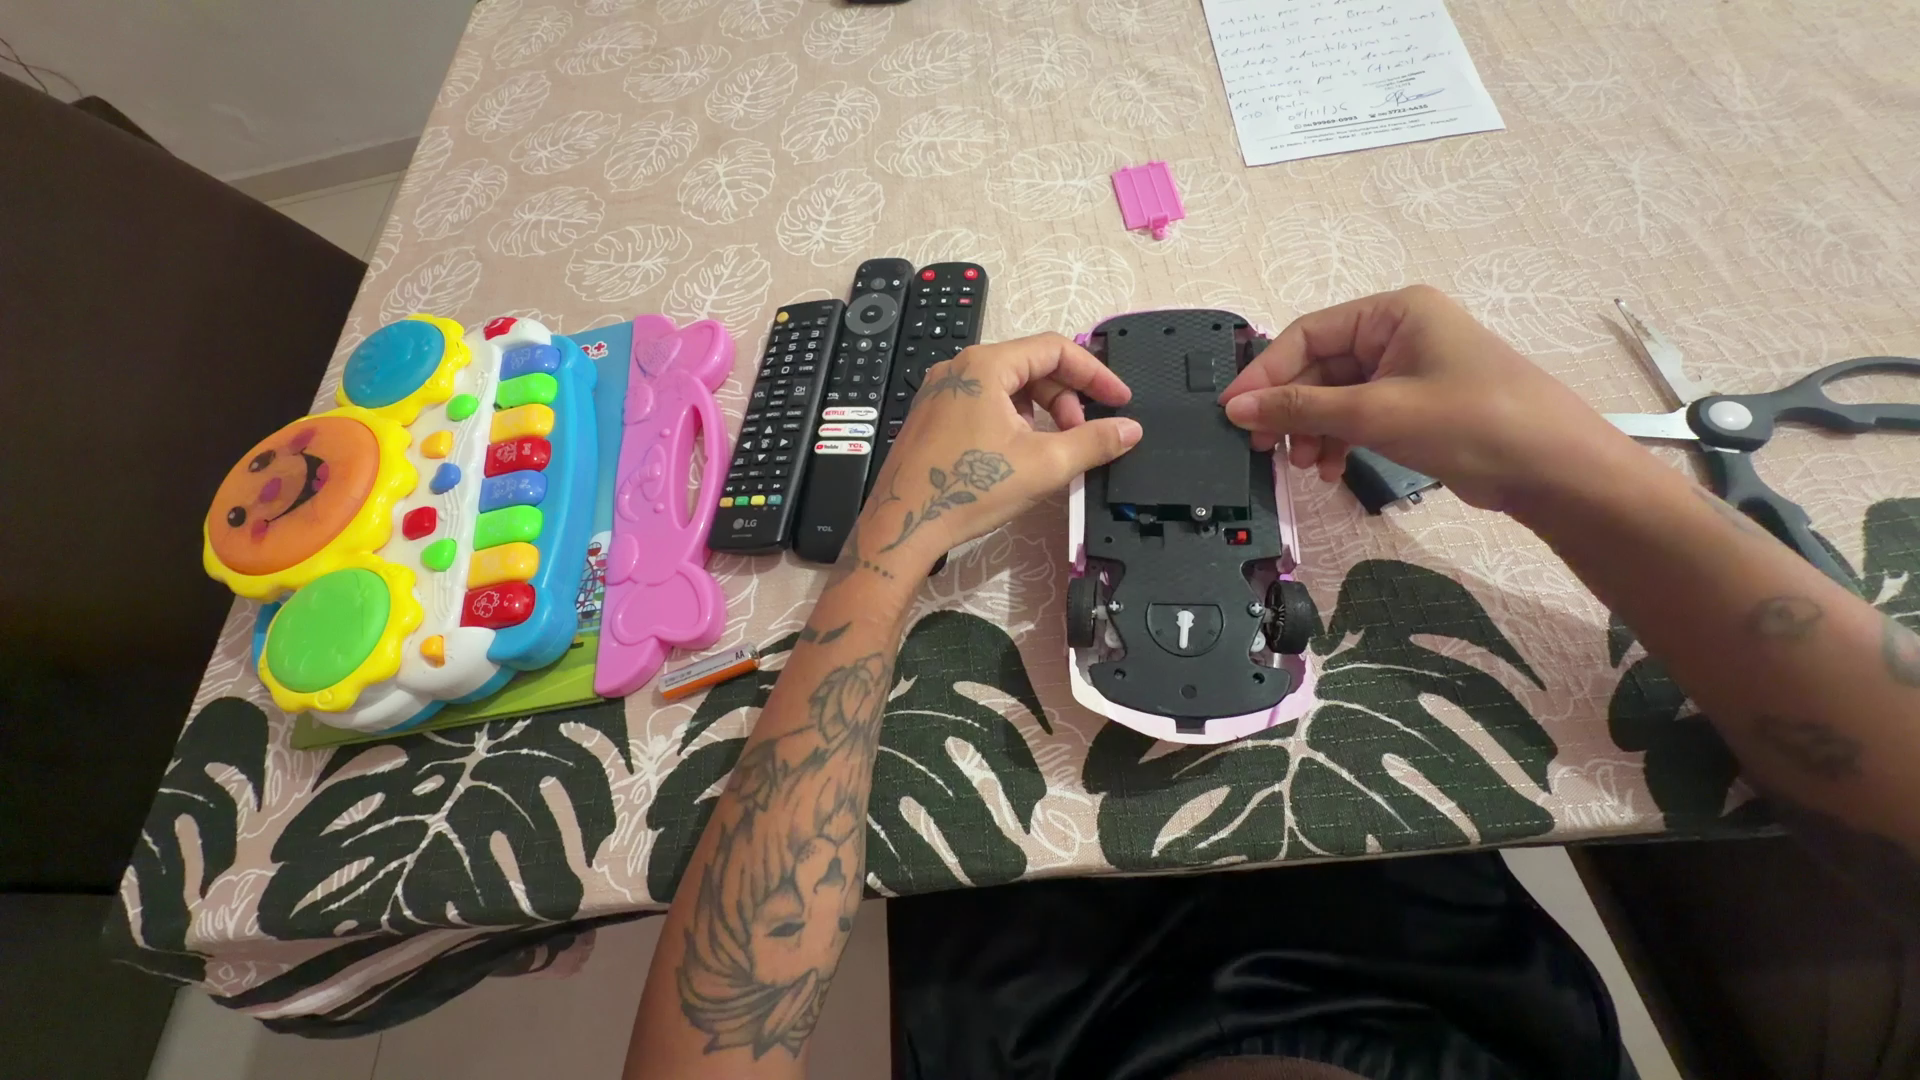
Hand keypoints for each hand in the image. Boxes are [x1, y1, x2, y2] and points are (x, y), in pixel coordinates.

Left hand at [848, 333, 1141, 576]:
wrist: (904, 525)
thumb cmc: (967, 489)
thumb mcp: (1044, 465)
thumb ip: (1094, 441)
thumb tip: (1129, 429)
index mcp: (985, 366)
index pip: (1055, 349)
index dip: (1095, 373)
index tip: (1119, 399)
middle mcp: (958, 369)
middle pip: (1030, 366)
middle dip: (1066, 397)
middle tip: (1083, 433)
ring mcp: (940, 393)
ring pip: (1007, 387)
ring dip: (1040, 411)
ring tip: (1053, 448)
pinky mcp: (932, 417)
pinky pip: (984, 404)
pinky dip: (1012, 420)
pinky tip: (1020, 453)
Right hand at [1217, 285, 1647, 510]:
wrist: (1554, 471)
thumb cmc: (1472, 423)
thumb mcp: (1376, 413)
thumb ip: (1300, 409)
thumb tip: (1235, 408)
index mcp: (1393, 313)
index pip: (1307, 335)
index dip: (1264, 373)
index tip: (1231, 410)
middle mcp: (1395, 334)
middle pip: (1316, 368)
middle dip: (1289, 410)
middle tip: (1262, 446)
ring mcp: (1403, 372)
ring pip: (1331, 398)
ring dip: (1311, 432)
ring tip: (1304, 465)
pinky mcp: (1410, 406)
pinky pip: (1354, 418)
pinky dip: (1336, 442)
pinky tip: (1329, 470)